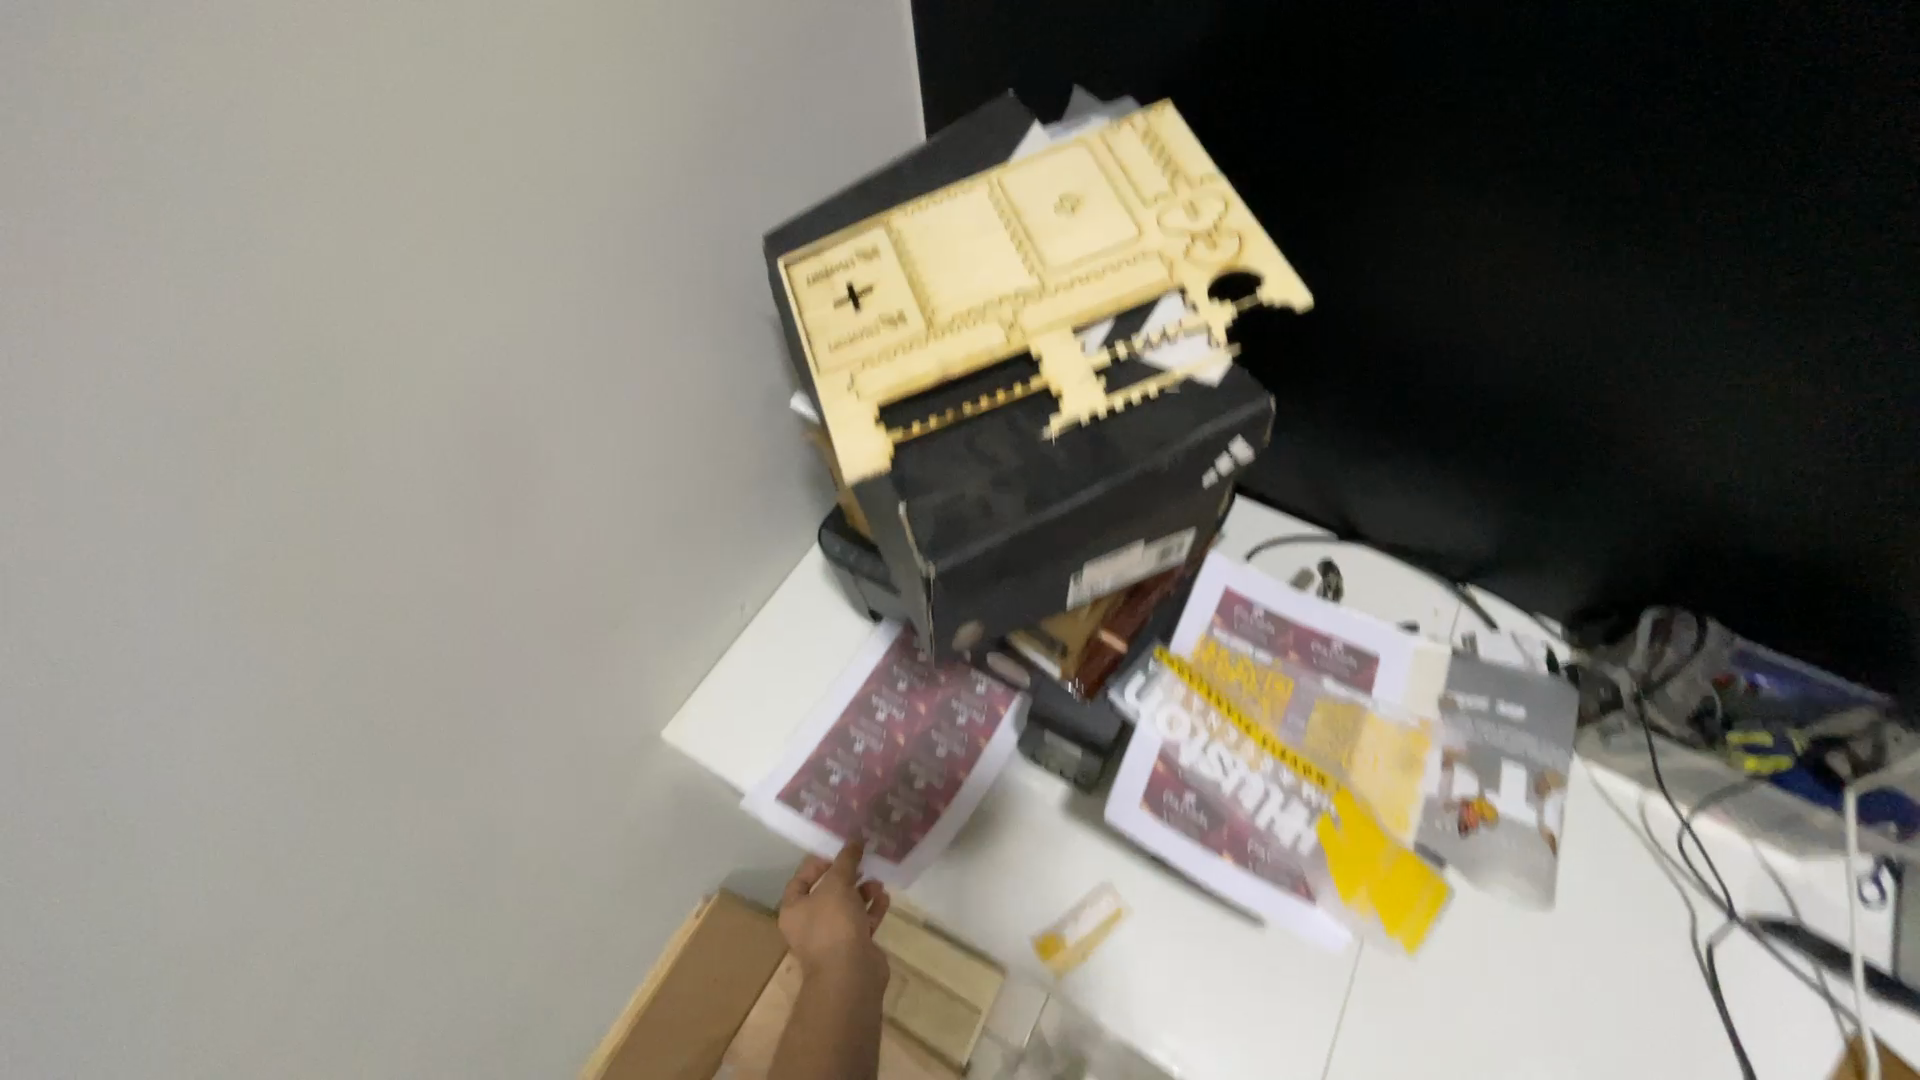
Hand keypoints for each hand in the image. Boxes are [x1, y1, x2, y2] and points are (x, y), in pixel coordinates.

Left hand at [779, 839, 890, 984]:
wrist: (850, 974)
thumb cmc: (833, 924)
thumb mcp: (837, 884)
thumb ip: (845, 861)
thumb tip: (854, 840)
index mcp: (794, 910)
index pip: (802, 879)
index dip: (820, 863)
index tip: (841, 853)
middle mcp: (809, 924)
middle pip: (828, 892)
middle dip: (848, 877)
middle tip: (864, 863)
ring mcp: (832, 937)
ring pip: (848, 907)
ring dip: (863, 893)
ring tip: (878, 884)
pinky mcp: (853, 947)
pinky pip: (862, 922)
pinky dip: (873, 909)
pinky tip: (884, 898)